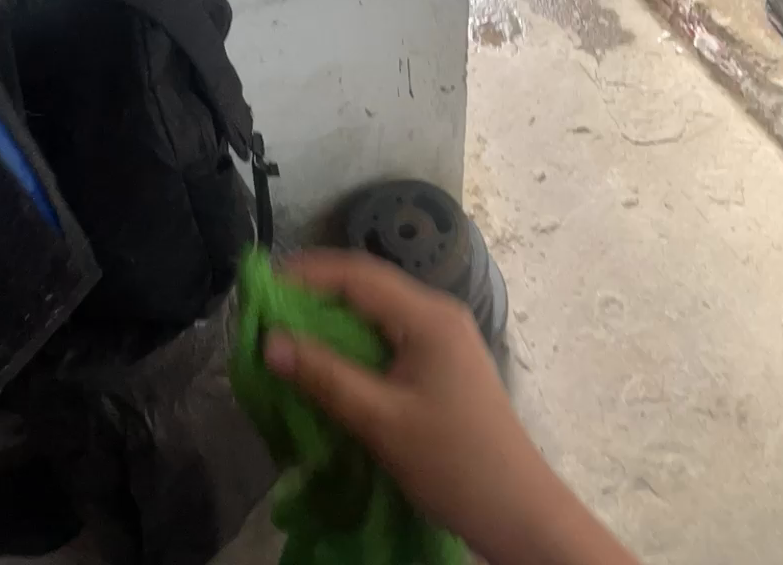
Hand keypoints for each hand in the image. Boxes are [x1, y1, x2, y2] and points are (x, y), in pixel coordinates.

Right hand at [264, 251, 582, 561]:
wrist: (518, 510)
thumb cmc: (452, 461)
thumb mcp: (380, 420)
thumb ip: (324, 376)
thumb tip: (269, 341)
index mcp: (427, 315)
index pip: (358, 274)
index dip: (307, 272)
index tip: (263, 283)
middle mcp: (437, 311)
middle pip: (368, 284)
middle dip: (316, 289)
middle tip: (269, 305)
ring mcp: (443, 334)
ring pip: (377, 307)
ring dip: (333, 313)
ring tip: (289, 325)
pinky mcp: (441, 357)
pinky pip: (389, 330)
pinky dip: (354, 335)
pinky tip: (329, 353)